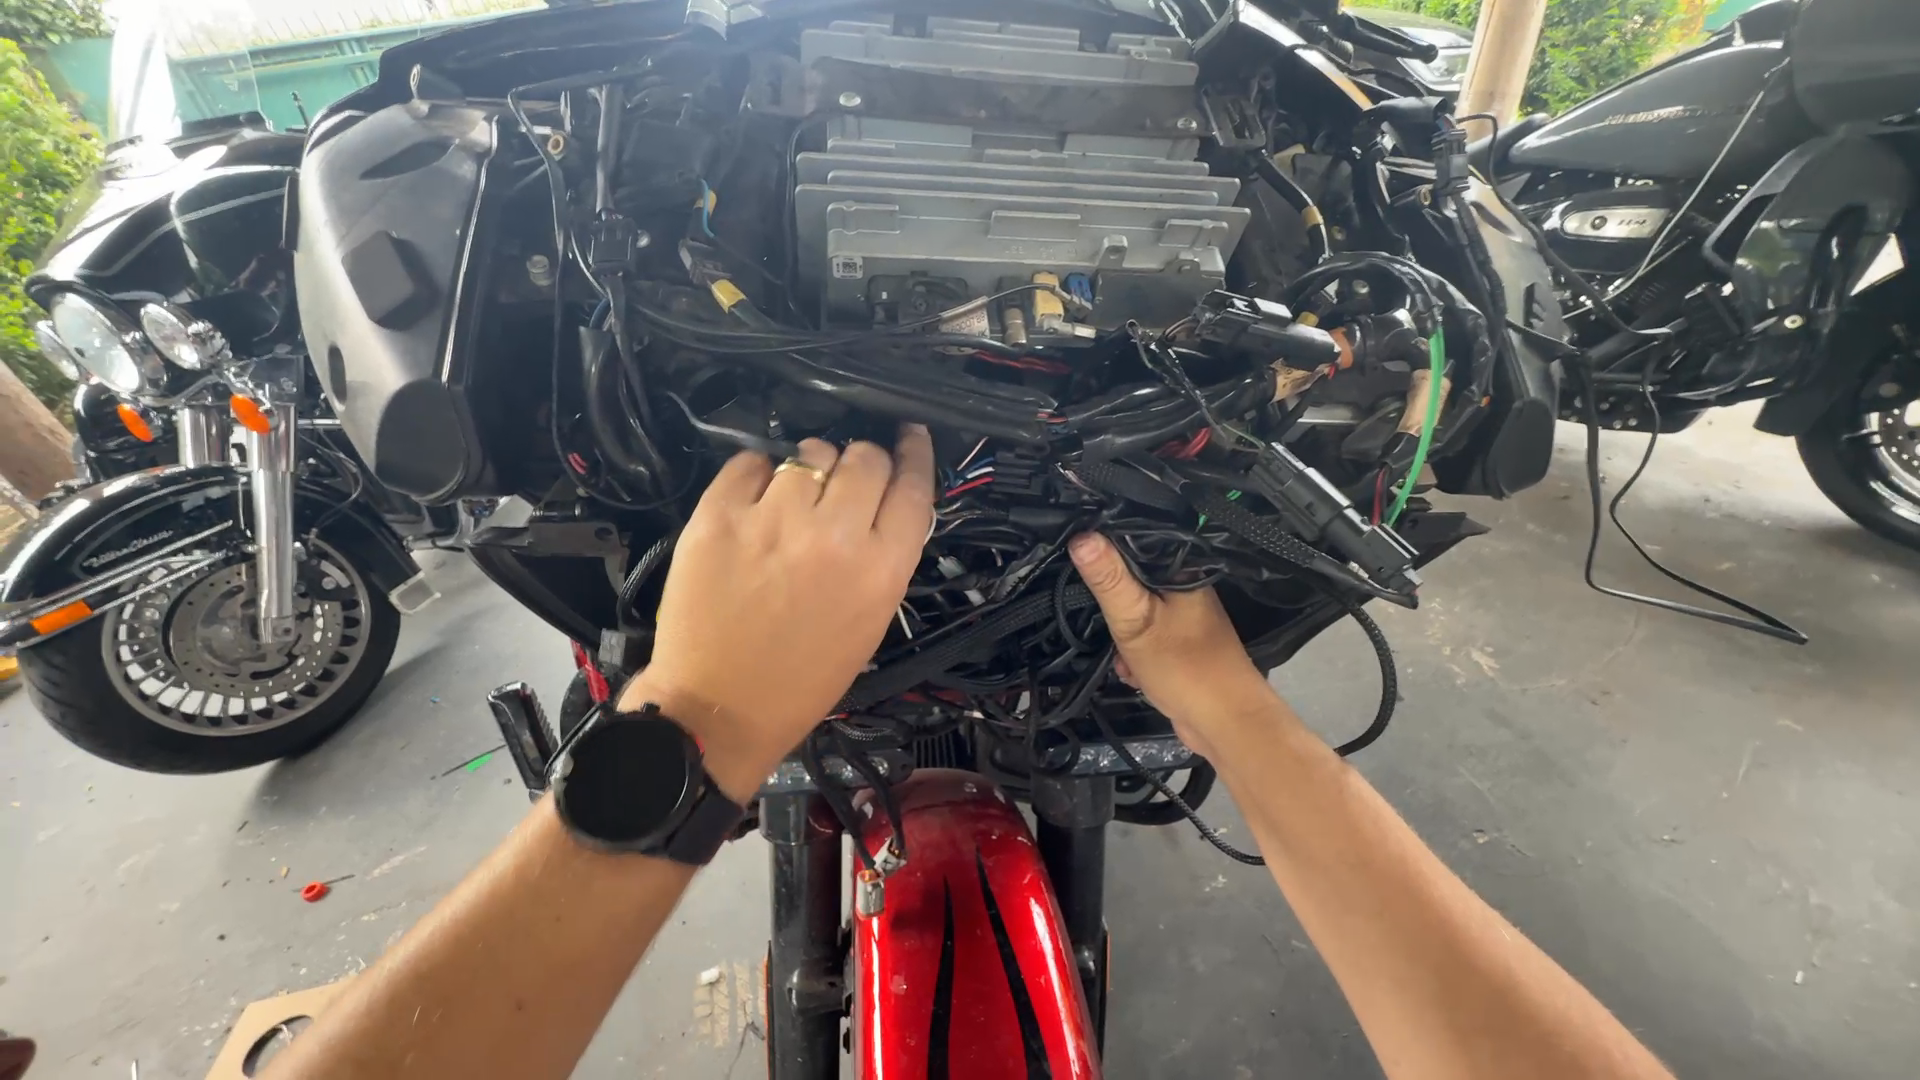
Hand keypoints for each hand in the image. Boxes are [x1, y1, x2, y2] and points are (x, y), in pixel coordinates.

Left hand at [620, 425, 934, 801]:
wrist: (720, 708)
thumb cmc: (804, 678)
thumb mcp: (870, 621)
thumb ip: (884, 558)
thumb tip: (881, 504)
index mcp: (882, 569)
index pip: (913, 486)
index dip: (916, 453)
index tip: (911, 435)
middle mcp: (835, 535)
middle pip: (866, 458)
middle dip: (864, 461)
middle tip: (848, 480)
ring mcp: (774, 521)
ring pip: (811, 453)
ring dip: (813, 466)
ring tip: (798, 492)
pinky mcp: (720, 516)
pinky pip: (751, 462)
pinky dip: (760, 472)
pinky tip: (759, 497)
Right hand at [1068, 532, 1281, 758]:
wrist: (1226, 723)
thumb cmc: (1185, 667)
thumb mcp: (1135, 620)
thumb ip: (1108, 579)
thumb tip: (1081, 536)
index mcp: (1182, 570)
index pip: (1134, 543)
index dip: (1102, 552)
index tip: (1075, 567)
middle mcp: (1187, 588)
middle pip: (1132, 581)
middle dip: (1111, 605)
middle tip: (1098, 622)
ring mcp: (1186, 618)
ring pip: (1136, 613)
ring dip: (1122, 636)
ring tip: (1121, 656)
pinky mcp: (1182, 644)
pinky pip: (1147, 638)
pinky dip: (1135, 654)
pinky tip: (1131, 671)